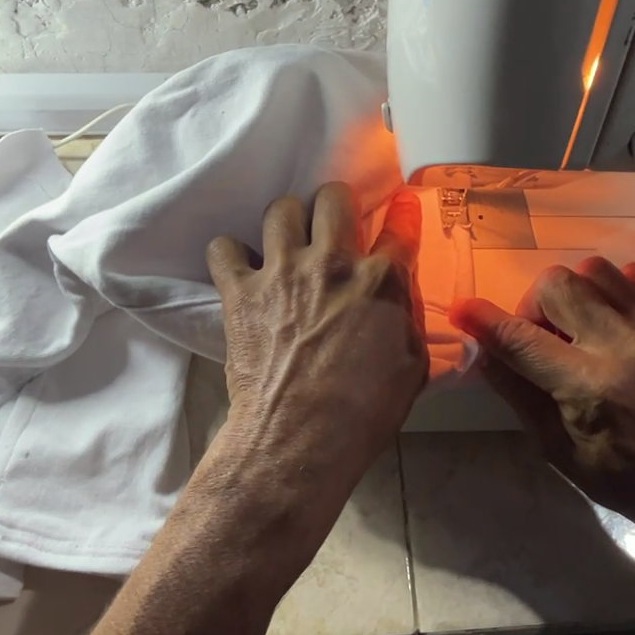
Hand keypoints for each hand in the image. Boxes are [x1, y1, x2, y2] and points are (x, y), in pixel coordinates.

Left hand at [205, 182, 426, 505]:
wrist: (300, 438)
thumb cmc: (364, 412)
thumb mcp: (412, 367)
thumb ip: (409, 319)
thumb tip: (402, 297)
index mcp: (382, 281)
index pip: (400, 225)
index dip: (402, 212)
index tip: (399, 207)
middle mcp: (332, 263)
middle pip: (333, 197)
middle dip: (336, 204)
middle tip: (333, 224)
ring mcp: (283, 272)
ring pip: (280, 209)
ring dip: (287, 222)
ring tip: (286, 243)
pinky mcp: (240, 291)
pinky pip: (223, 248)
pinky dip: (231, 254)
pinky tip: (240, 269)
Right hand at [451, 258, 634, 534]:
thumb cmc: (624, 480)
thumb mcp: (557, 449)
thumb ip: (518, 393)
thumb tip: (484, 351)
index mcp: (589, 388)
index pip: (521, 339)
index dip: (484, 321)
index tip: (463, 310)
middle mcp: (624, 347)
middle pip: (557, 284)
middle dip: (533, 307)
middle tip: (541, 338)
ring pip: (595, 270)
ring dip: (573, 294)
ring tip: (579, 328)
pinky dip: (613, 290)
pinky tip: (613, 322)